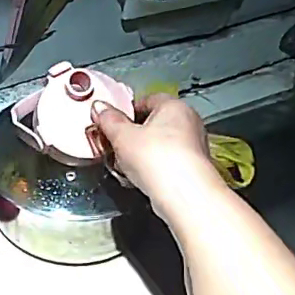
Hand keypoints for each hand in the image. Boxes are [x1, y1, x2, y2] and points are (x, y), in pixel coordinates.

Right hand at [89, 93, 225, 214]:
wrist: (183, 194)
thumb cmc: (161, 160)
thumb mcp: (122, 136)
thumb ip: (109, 121)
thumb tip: (101, 110)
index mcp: (175, 106)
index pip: (147, 100)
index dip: (127, 110)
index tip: (111, 120)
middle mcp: (189, 124)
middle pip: (155, 124)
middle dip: (134, 135)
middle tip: (117, 143)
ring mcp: (193, 148)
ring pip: (161, 146)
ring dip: (142, 154)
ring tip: (127, 165)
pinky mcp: (192, 170)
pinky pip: (167, 164)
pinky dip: (153, 170)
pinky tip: (142, 179)